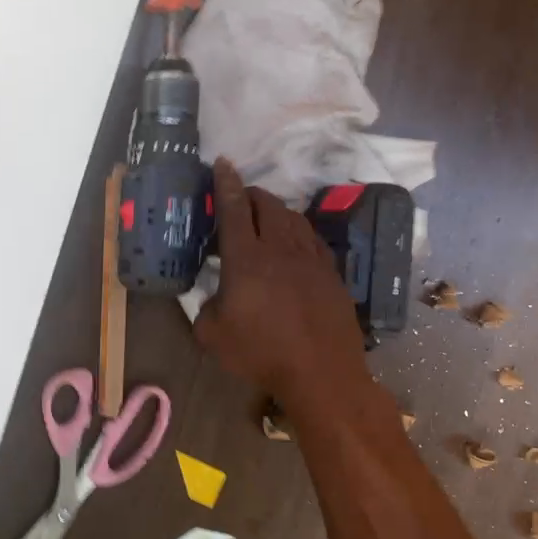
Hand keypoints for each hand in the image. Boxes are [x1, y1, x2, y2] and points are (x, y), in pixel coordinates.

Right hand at [193, 159, 366, 400]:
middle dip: (251, 194)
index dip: (226, 183)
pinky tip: (293, 242)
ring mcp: (311, 261)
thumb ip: (205, 305)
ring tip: (264, 216)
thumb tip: (214, 295)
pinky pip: (313, 240)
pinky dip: (298, 232)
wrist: (322, 376)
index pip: (234, 209)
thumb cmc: (260, 354)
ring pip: (294, 219)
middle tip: (239, 197)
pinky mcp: (332, 276)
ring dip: (275, 210)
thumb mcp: (211, 333)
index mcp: (246, 259)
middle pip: (267, 205)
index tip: (222, 163)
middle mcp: (280, 250)